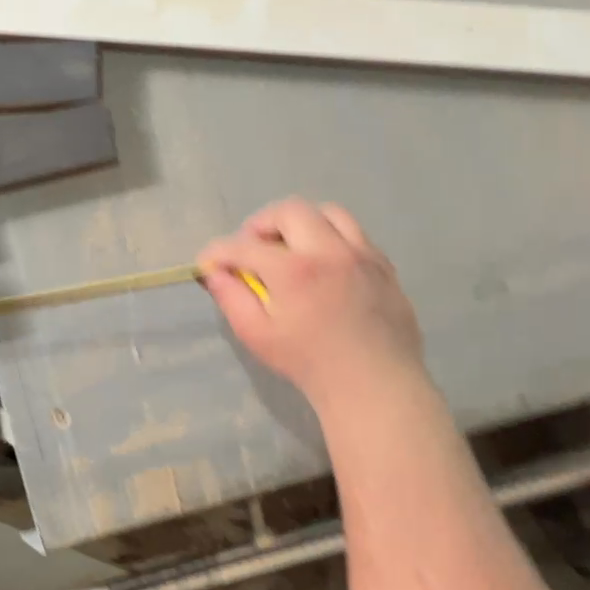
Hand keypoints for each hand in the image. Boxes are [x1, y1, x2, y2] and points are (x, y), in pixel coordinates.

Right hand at [198, 198, 424, 404]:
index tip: (207, 263)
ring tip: (287, 250)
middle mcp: (330, 250)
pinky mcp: (382, 264)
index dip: (217, 252)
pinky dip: (328, 239)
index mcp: (294, 270)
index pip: (243, 245)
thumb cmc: (306, 360)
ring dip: (299, 224)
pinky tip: (318, 266)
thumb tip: (215, 273)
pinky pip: (353, 234)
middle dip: (260, 224)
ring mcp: (362, 254)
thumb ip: (231, 297)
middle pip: (291, 210)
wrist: (372, 379)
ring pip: (329, 213)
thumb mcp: (255, 334)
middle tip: (249, 249)